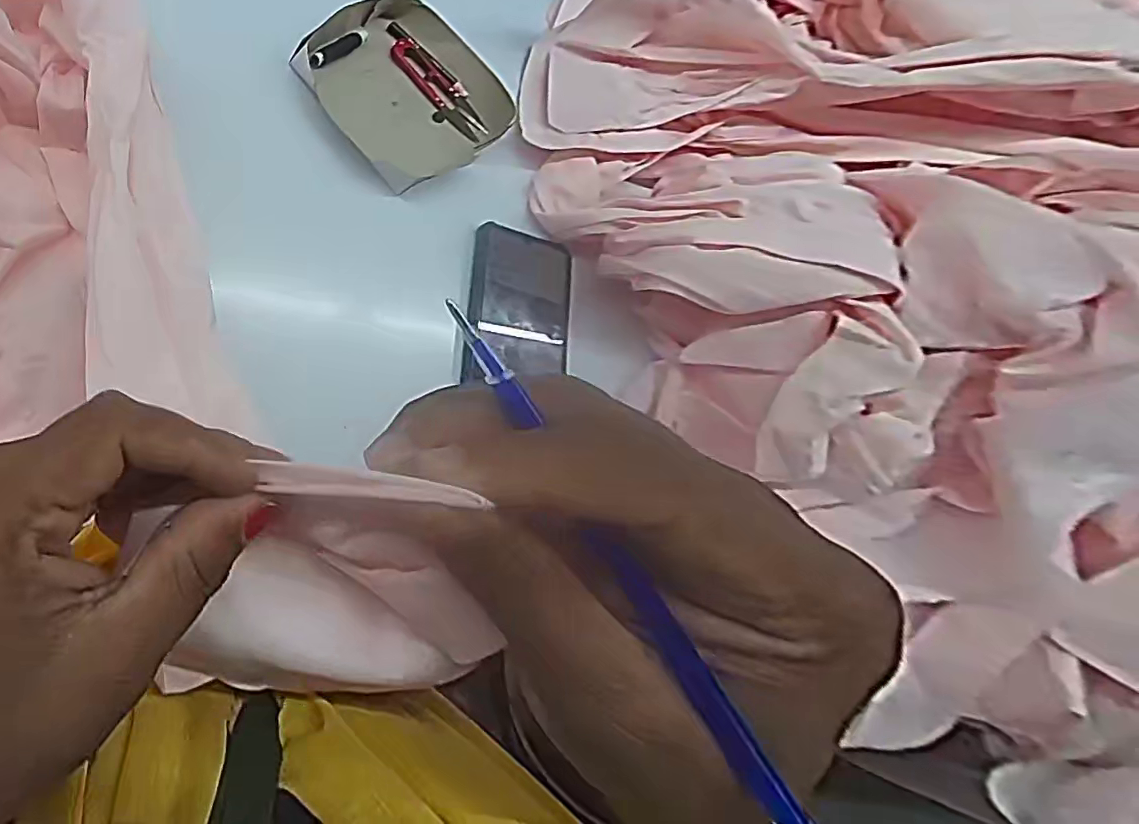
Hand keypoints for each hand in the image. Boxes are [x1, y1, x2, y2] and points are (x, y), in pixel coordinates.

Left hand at [0, 392, 270, 823]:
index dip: (194, 446)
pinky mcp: (22, 484)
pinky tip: (185, 505)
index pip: (114, 431)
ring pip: (112, 438)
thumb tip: (257, 503)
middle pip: (115, 425)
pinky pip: (99, 462)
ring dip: (178, 463)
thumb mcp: (116, 651)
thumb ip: (188, 568)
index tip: (261, 480)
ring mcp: (7, 469)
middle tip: (262, 483)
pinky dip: (150, 479)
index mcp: (5, 495)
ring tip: (239, 492)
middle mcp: (0, 462)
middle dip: (194, 451)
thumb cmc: (17, 714)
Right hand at [369, 377, 900, 823]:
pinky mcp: (614, 477)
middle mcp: (743, 507)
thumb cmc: (658, 776)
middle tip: (396, 463)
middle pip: (598, 425)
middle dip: (483, 432)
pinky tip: (429, 462)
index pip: (650, 482)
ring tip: (400, 461)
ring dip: (465, 424)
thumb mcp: (608, 711)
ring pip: (557, 410)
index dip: (528, 463)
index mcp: (795, 582)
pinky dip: (467, 436)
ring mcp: (675, 481)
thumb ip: (528, 596)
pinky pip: (531, 427)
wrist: (663, 782)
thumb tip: (430, 497)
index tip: (425, 471)